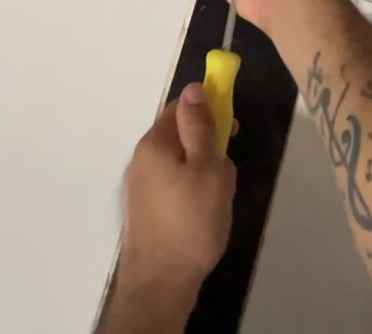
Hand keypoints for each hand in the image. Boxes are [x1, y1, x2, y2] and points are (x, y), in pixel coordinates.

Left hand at [116, 84, 237, 303]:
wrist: (160, 284)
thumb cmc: (191, 222)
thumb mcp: (208, 168)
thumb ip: (201, 126)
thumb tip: (195, 88)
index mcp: (155, 143)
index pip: (182, 106)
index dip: (208, 110)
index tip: (231, 129)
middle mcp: (141, 158)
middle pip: (180, 134)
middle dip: (207, 146)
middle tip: (225, 172)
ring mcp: (139, 185)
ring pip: (179, 161)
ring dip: (201, 171)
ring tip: (216, 199)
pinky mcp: (144, 208)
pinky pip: (172, 184)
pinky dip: (190, 191)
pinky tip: (201, 214)